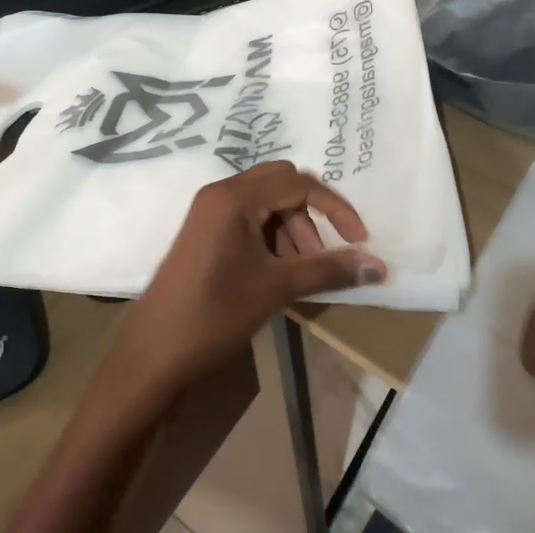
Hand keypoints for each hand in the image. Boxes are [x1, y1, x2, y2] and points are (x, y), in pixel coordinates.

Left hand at [114, 161, 386, 385]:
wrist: (155, 351)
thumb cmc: (216, 313)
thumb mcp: (278, 289)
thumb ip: (329, 270)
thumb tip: (379, 266)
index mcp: (235, 197)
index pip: (298, 183)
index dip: (335, 208)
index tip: (358, 242)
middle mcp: (221, 194)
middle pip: (282, 185)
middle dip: (310, 216)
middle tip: (320, 257)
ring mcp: (209, 212)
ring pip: (266, 203)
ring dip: (292, 231)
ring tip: (299, 274)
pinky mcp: (205, 232)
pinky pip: (249, 220)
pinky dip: (272, 238)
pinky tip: (279, 274)